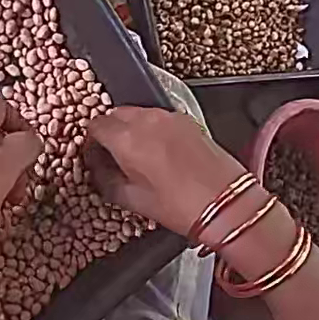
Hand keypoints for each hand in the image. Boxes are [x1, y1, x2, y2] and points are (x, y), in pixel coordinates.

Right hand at [85, 106, 245, 237]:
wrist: (227, 203)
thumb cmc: (181, 205)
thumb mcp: (133, 201)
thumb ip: (107, 181)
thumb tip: (99, 171)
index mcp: (126, 139)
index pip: (95, 126)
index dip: (91, 142)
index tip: (95, 157)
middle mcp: (145, 120)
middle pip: (114, 115)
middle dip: (109, 133)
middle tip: (113, 158)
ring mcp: (168, 117)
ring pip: (137, 113)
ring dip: (130, 129)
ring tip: (138, 157)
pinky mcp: (187, 120)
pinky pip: (158, 118)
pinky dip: (151, 129)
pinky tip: (159, 153)